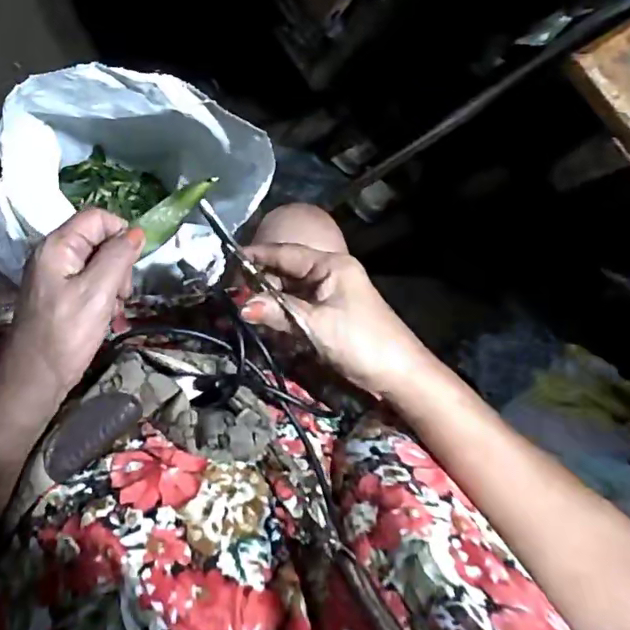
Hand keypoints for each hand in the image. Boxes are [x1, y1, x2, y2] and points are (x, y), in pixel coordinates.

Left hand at [3, 208, 143, 391]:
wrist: (33, 380)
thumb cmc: (65, 335)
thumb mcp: (97, 292)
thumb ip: (117, 257)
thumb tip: (136, 232)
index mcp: (57, 246)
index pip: (97, 217)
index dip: (120, 234)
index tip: (131, 264)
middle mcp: (52, 255)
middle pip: (98, 240)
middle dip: (118, 265)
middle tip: (120, 296)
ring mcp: (53, 276)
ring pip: (98, 265)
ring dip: (114, 286)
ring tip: (113, 313)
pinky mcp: (58, 296)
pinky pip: (89, 285)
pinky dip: (103, 299)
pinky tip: (108, 321)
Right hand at [239, 242, 440, 399]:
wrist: (402, 377)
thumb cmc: (362, 343)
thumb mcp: (315, 326)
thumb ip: (277, 312)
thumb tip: (241, 305)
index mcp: (330, 265)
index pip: (285, 253)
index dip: (255, 255)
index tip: (227, 260)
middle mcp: (328, 273)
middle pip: (284, 270)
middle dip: (258, 281)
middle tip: (231, 293)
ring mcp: (329, 294)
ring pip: (287, 289)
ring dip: (266, 299)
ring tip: (240, 308)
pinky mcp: (328, 314)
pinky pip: (296, 305)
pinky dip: (279, 312)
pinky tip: (262, 319)